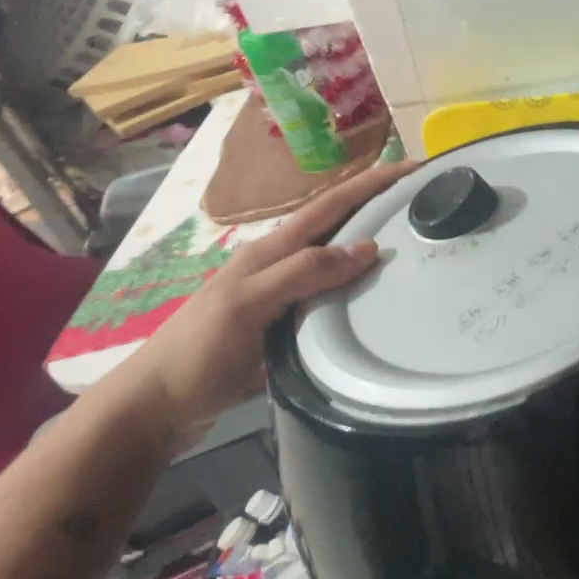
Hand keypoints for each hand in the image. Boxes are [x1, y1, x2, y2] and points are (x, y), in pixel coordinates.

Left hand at [111, 160, 417, 447]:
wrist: (152, 412)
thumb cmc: (196, 353)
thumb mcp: (247, 306)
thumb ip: (303, 272)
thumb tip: (369, 246)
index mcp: (270, 251)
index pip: (331, 204)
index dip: (373, 182)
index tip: (417, 166)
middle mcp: (279, 263)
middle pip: (337, 223)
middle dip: (379, 203)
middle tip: (426, 199)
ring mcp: (281, 294)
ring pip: (337, 258)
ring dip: (373, 242)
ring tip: (415, 242)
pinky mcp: (285, 323)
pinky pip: (333, 293)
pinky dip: (360, 284)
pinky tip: (381, 294)